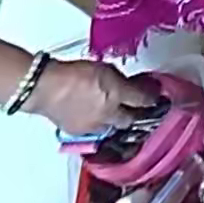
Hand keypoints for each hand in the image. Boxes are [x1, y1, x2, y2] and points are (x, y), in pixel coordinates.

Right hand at [26, 58, 156, 134]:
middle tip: (141, 109)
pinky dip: (102, 126)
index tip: (156, 97)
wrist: (48, 87)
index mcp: (117, 94)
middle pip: (130, 120)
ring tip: (121, 114)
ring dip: (119, 122)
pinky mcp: (79, 133)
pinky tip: (102, 118)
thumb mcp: (107, 69)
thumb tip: (130, 85)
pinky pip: (97, 132)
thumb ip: (121, 80)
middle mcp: (107, 113)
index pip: (143, 100)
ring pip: (114, 128)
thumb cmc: (74, 73)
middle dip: (137, 115)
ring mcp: (93, 126)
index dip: (152, 99)